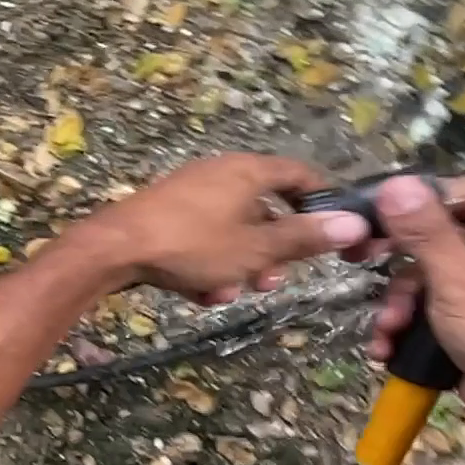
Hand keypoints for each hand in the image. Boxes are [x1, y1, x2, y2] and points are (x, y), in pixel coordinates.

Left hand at [82, 154, 370, 303]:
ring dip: (235, 267)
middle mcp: (215, 175)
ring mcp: (183, 196)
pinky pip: (196, 241)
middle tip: (269, 281)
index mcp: (246, 170)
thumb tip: (354, 224)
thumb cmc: (191, 244)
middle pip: (263, 212)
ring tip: (224, 293)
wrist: (109, 250)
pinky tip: (196, 294)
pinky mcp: (158, 218)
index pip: (301, 176)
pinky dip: (203, 266)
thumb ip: (304, 237)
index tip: (339, 235)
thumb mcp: (256, 247)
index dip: (325, 204)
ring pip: (228, 234)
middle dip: (270, 253)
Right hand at [371, 176, 464, 449]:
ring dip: (398, 306)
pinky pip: (434, 311)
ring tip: (389, 331)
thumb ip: (425, 232)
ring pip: (431, 280)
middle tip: (357, 260)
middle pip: (444, 241)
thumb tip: (395, 183)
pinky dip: (408, 327)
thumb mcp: (462, 281)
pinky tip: (391, 347)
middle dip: (400, 267)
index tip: (375, 217)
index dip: (423, 204)